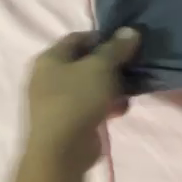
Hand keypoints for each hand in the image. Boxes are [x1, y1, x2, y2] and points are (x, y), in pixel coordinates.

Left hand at [24, 28, 139, 175]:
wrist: (61, 151)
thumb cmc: (77, 100)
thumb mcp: (101, 67)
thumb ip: (116, 48)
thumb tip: (130, 30)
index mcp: (49, 59)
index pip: (78, 38)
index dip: (103, 37)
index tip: (127, 43)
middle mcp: (48, 77)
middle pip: (86, 62)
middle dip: (111, 64)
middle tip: (133, 66)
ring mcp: (56, 100)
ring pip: (91, 84)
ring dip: (112, 86)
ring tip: (130, 90)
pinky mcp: (67, 119)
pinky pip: (91, 104)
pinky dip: (106, 104)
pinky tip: (120, 110)